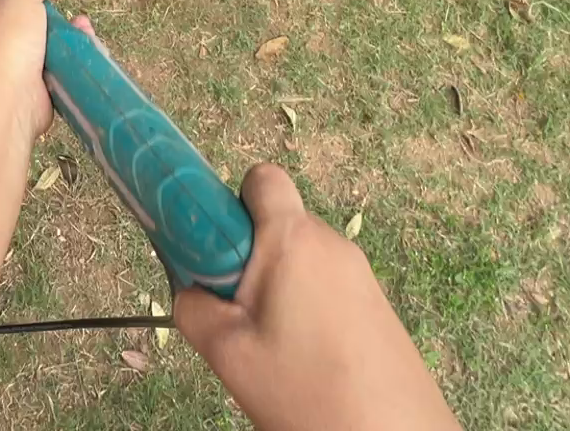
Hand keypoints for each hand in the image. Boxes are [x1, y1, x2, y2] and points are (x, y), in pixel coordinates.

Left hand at [0, 0, 71, 143]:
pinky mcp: (42, 85)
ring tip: (84, 28)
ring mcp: (22, 63)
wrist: (9, 97)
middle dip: (54, 12)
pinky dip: (78, 58)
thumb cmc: (7, 40)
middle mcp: (1, 38)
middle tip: (69, 10)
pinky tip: (91, 48)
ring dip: (72, 34)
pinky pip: (64, 67)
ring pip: (52, 42)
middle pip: (31, 18)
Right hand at [174, 165, 459, 430]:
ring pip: (300, 254)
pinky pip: (326, 282)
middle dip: (249, 250)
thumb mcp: (226, 351)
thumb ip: (191, 304)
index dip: (233, 200)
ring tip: (271, 339)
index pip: (261, 177)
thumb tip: (189, 286)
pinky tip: (305, 355)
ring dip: (277, 280)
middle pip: (277, 220)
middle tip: (238, 304)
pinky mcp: (379, 307)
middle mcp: (332, 243)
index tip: (218, 246)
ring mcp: (362, 275)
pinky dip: (306, 302)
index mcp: (293, 239)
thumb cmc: (307, 391)